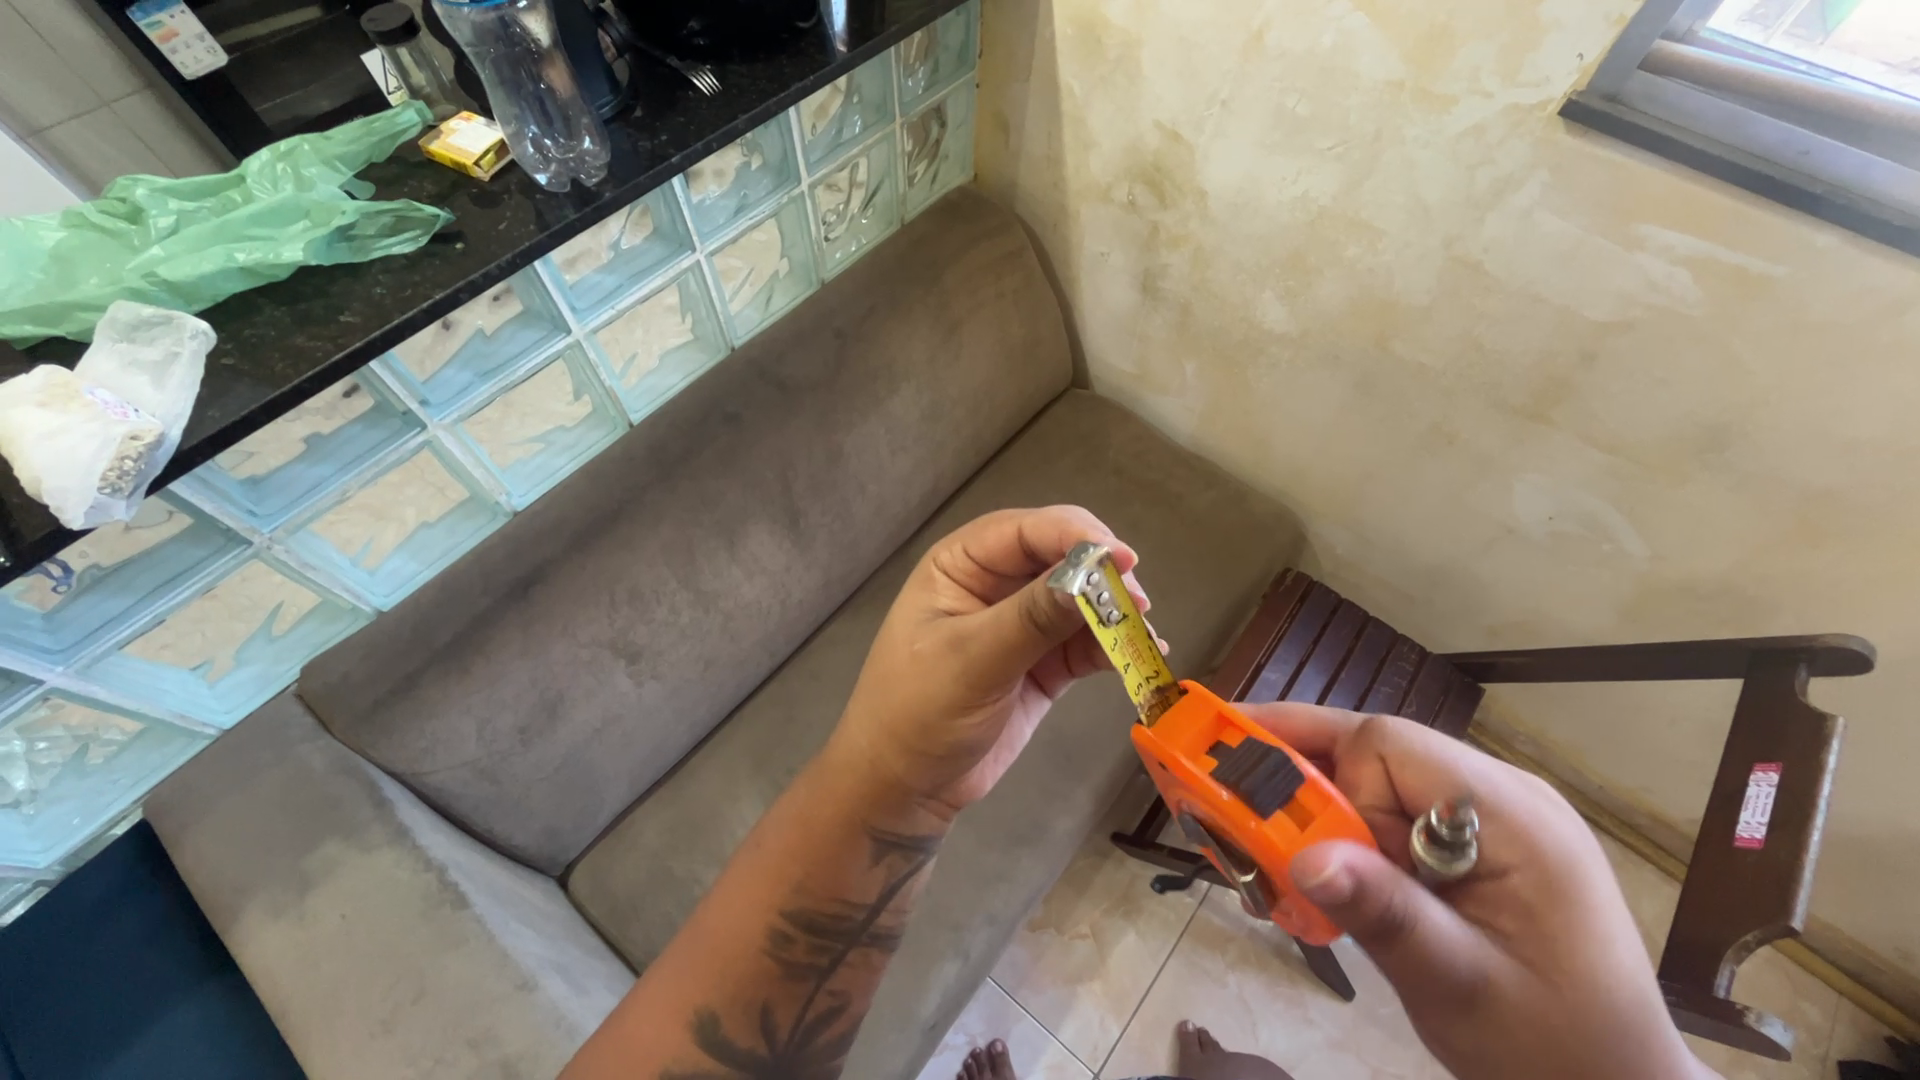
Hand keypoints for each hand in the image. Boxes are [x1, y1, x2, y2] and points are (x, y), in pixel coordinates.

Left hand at [828, 506, 1153, 820]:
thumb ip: (1031, 618)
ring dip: (1112, 612)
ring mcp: (1019, 625)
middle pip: (1058, 559)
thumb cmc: (916, 714)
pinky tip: (1140, 655)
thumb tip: (1091, 574)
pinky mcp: (1041, 664)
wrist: (903, 789)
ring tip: (1141, 633)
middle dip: (1099, 575)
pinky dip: (1111, 646)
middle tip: (1136, 601)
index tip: (1122, 560)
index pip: (1024, 531)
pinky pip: (1083, 643)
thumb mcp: (970, 661)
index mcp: (959, 566)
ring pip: (1078, 601)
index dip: (1075, 536)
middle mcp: (992, 585)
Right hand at [1243, 704, 1714, 1079]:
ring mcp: (1493, 813)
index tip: (1289, 838)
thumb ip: (1386, 915)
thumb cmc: (1550, 1049)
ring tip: (1276, 850)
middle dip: (1302, 778)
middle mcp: (1501, 792)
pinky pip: (1394, 807)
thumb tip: (1304, 856)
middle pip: (1374, 748)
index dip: (1325, 777)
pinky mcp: (1479, 839)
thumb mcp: (1459, 988)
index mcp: (1510, 814)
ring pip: (1376, 773)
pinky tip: (1327, 869)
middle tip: (1240, 815)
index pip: (1387, 744)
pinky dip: (1346, 830)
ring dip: (1318, 806)